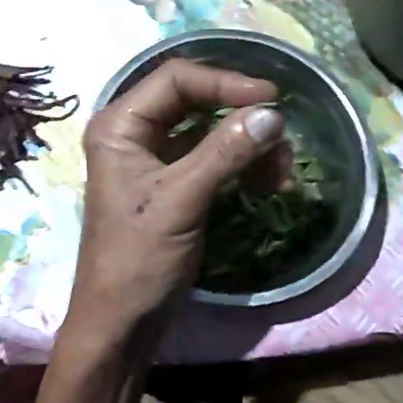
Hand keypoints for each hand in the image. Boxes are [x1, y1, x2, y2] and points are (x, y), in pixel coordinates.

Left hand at [68, 59, 285, 337]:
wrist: (121, 323)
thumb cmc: (138, 259)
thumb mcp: (182, 200)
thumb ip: (225, 152)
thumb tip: (273, 113)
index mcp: (120, 125)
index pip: (176, 79)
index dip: (225, 81)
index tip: (272, 97)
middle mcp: (134, 134)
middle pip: (196, 101)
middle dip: (241, 116)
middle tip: (281, 137)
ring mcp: (153, 160)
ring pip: (210, 132)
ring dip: (248, 146)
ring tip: (280, 173)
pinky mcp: (173, 185)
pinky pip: (213, 161)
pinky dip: (242, 168)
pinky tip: (269, 186)